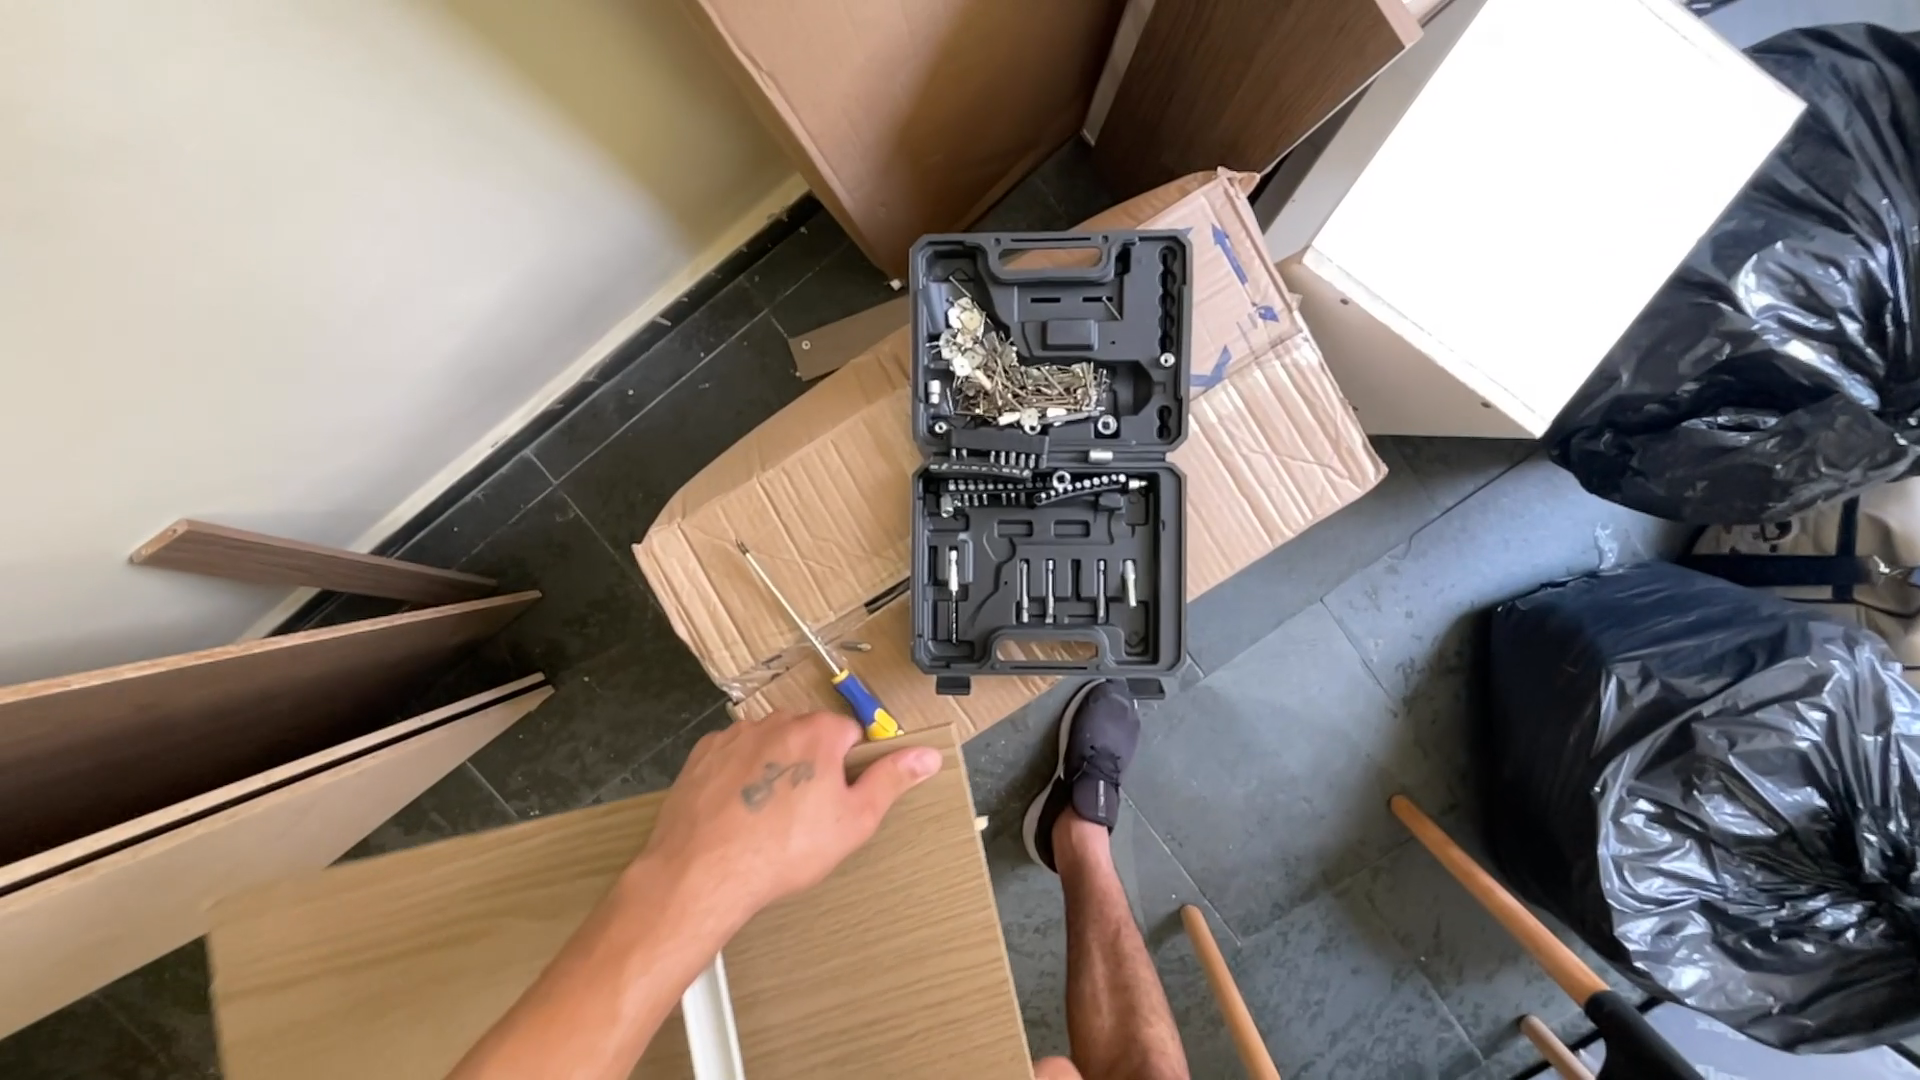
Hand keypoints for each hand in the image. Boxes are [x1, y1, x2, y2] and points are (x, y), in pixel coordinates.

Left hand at [637, 710, 942, 932]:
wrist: (703, 873)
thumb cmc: (781, 850)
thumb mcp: (854, 821)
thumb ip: (891, 780)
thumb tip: (927, 756)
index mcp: (819, 732)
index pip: (850, 734)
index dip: (848, 767)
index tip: (838, 797)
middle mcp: (778, 721)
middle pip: (809, 736)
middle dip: (811, 765)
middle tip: (805, 813)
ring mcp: (737, 734)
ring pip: (771, 744)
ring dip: (775, 768)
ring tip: (768, 817)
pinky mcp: (705, 752)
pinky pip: (734, 755)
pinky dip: (740, 775)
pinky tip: (739, 811)